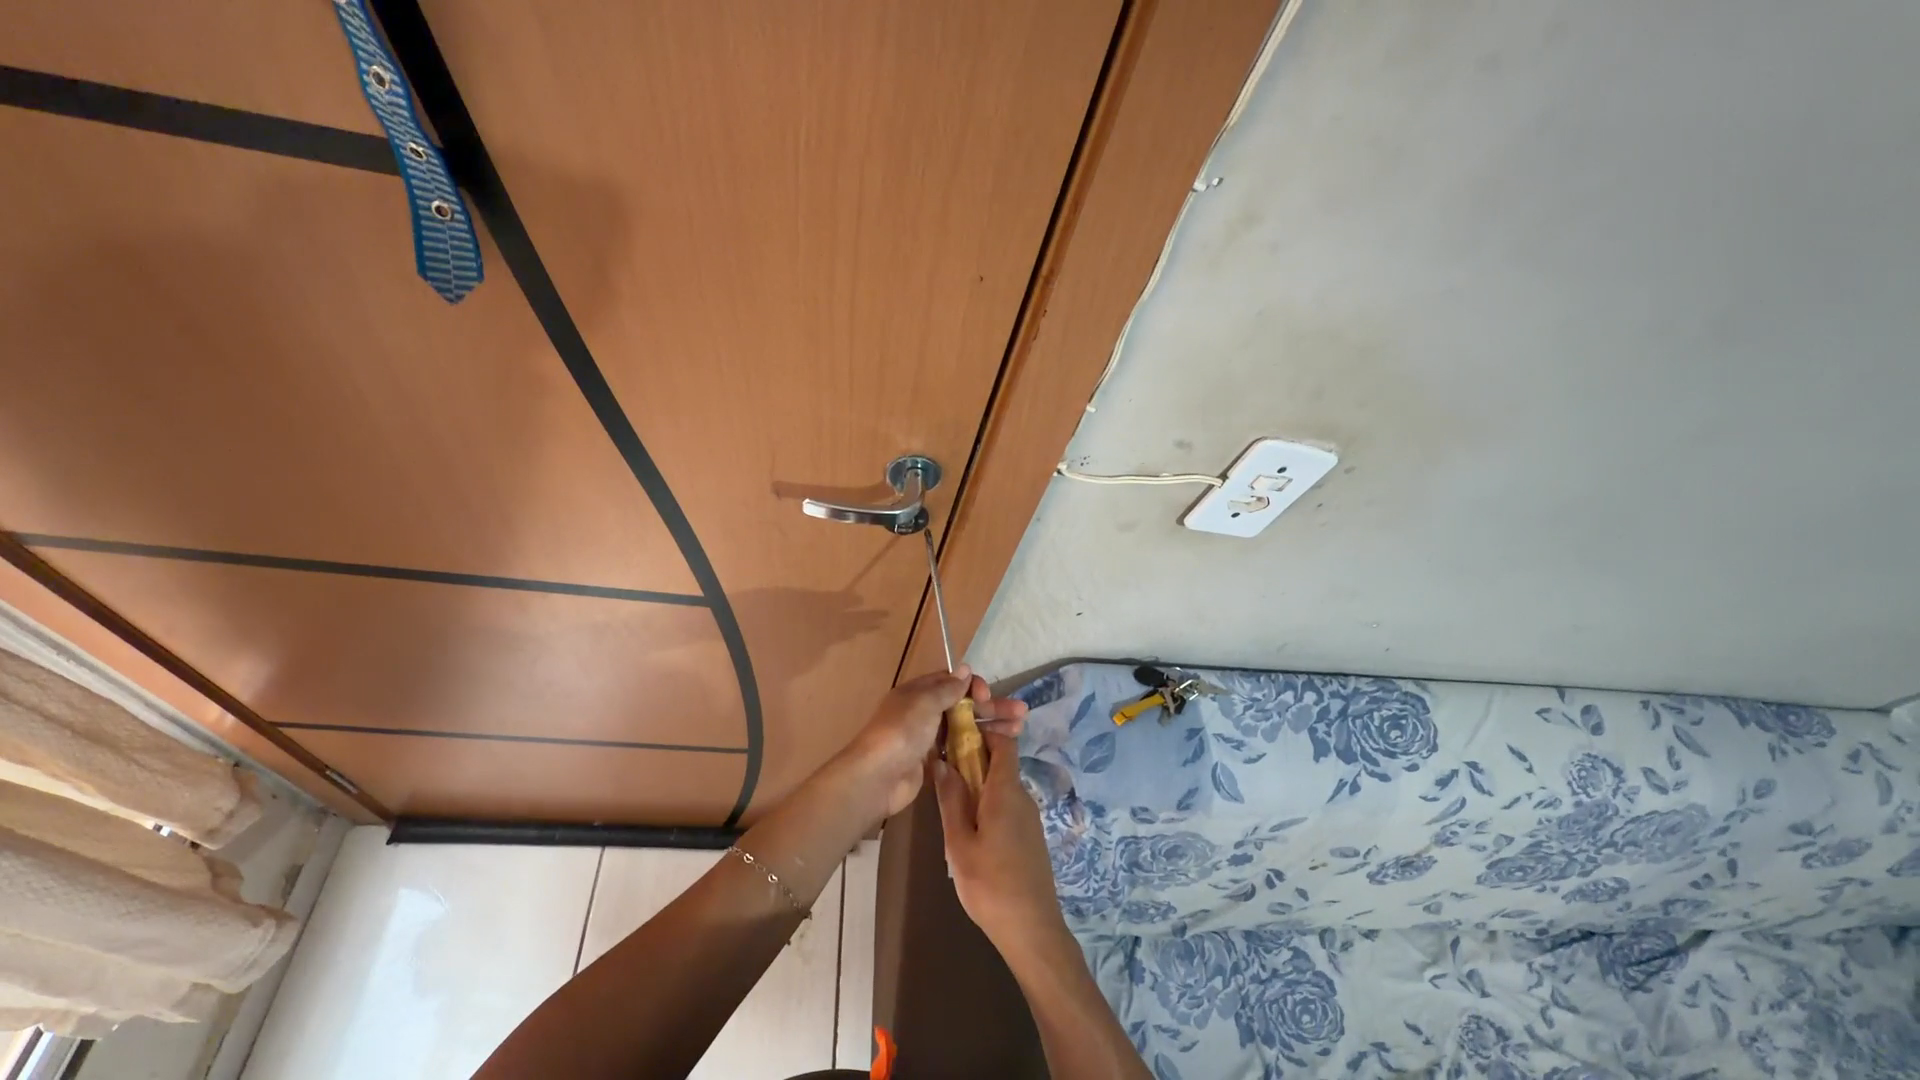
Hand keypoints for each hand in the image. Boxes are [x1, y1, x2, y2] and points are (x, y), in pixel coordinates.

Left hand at [836, 667, 1028, 822]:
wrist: (877, 777)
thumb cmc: (901, 732)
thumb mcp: (925, 702)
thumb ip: (947, 688)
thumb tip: (965, 669)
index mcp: (919, 693)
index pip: (952, 682)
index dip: (973, 686)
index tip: (986, 696)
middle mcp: (924, 712)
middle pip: (964, 705)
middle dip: (992, 707)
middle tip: (1020, 713)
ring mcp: (928, 739)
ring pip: (966, 728)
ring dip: (991, 726)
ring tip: (1019, 729)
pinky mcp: (933, 762)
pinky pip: (960, 749)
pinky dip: (979, 747)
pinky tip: (1000, 749)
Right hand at [933, 732, 1068, 956]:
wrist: (1031, 929)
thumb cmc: (989, 884)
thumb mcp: (959, 843)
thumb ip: (951, 800)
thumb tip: (942, 761)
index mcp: (1006, 792)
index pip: (1003, 743)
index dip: (982, 730)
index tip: (955, 731)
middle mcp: (1022, 797)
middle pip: (1000, 763)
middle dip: (972, 758)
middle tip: (940, 768)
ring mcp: (1029, 818)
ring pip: (1002, 787)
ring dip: (978, 784)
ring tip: (948, 798)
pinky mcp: (1030, 836)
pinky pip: (1007, 806)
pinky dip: (987, 803)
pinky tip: (968, 826)